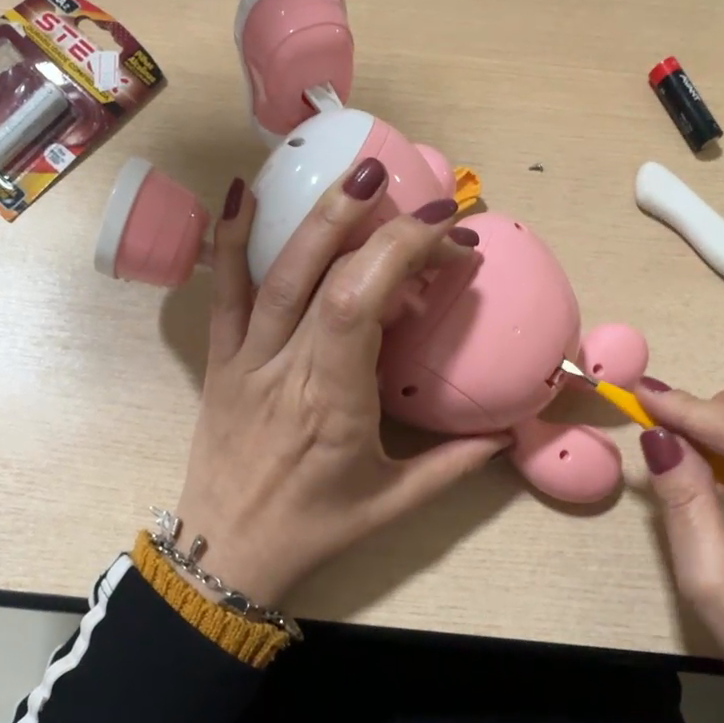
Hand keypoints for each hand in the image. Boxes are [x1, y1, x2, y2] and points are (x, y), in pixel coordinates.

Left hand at [172, 160, 506, 607]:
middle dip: (379, 228)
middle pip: (328, 280)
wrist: (224, 552)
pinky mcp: (219, 363)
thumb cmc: (311, 531)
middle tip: (425, 200)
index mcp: (331, 405)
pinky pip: (221, 295)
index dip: (403, 257)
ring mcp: (245, 363)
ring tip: (360, 171)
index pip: (360, 307)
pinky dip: (230, 243)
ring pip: (277, 276)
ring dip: (319, 218)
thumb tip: (504, 429)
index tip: (453, 241)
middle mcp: (286, 372)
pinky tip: (242, 192)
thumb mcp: (389, 505)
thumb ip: (452, 466)